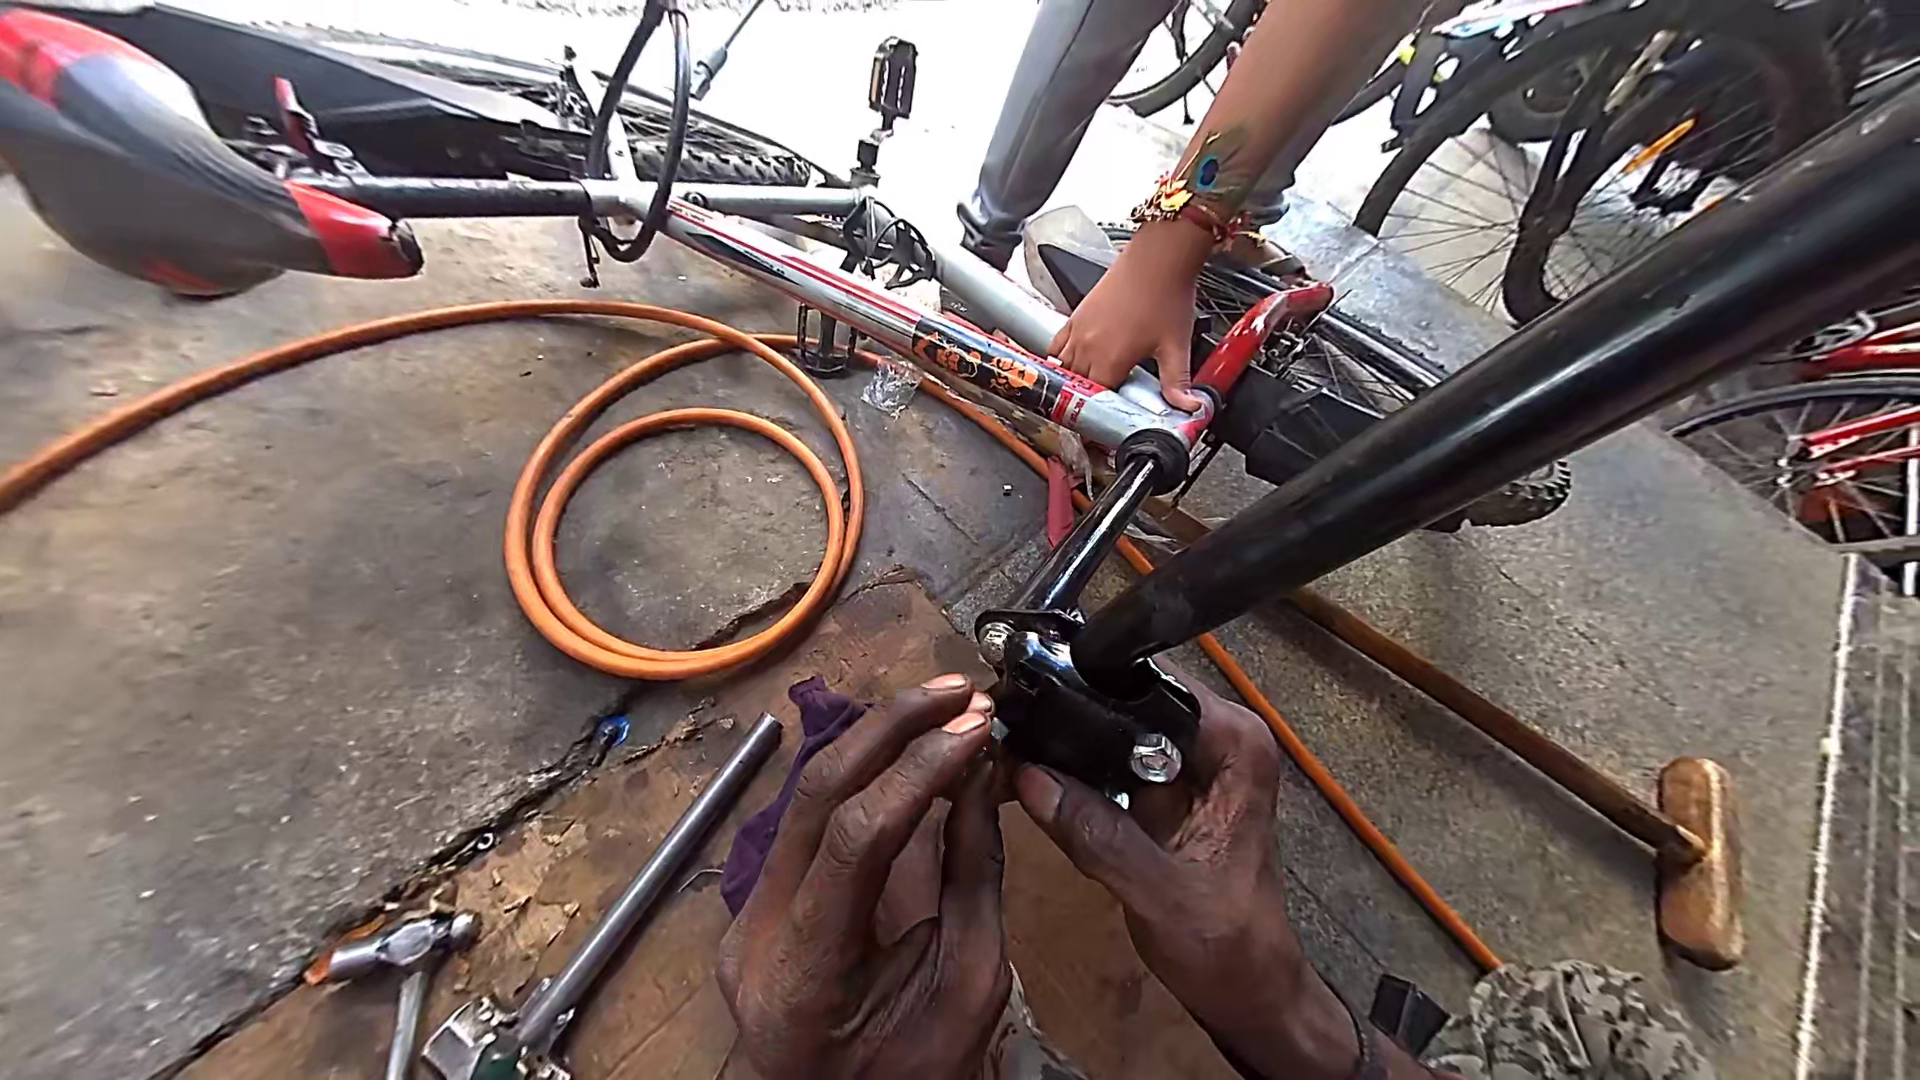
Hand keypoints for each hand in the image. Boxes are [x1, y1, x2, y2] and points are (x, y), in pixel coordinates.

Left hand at [718, 675, 1010, 1079]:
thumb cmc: (917, 1070)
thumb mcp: (970, 984)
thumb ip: (973, 869)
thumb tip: (982, 768)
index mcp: (804, 973)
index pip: (855, 838)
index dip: (920, 770)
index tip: (977, 728)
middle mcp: (756, 925)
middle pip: (820, 789)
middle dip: (896, 724)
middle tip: (961, 692)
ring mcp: (750, 900)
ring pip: (812, 783)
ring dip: (883, 731)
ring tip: (944, 700)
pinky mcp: (765, 882)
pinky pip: (817, 801)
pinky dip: (871, 758)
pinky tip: (912, 734)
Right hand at [1011, 674, 1362, 1079]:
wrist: (1244, 991)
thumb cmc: (1228, 946)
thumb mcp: (1161, 894)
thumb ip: (1098, 835)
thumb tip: (1027, 775)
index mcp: (1231, 741)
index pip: (1149, 681)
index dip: (1087, 679)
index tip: (1028, 691)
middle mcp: (1208, 731)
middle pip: (1121, 693)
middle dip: (1064, 709)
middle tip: (1005, 723)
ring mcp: (1179, 752)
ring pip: (1106, 719)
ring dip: (1060, 736)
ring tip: (1008, 745)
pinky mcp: (1155, 776)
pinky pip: (1102, 752)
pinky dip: (1068, 764)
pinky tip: (1028, 773)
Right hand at [1049, 219, 1213, 410]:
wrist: (1158, 257)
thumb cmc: (1166, 295)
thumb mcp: (1176, 345)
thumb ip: (1177, 382)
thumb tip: (1189, 408)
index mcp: (1110, 361)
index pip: (1092, 402)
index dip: (1095, 418)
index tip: (1098, 427)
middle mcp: (1088, 349)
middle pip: (1076, 388)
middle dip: (1083, 402)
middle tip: (1093, 411)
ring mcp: (1078, 333)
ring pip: (1063, 371)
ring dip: (1071, 383)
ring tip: (1081, 393)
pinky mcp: (1076, 318)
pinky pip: (1056, 347)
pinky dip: (1060, 360)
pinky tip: (1070, 365)